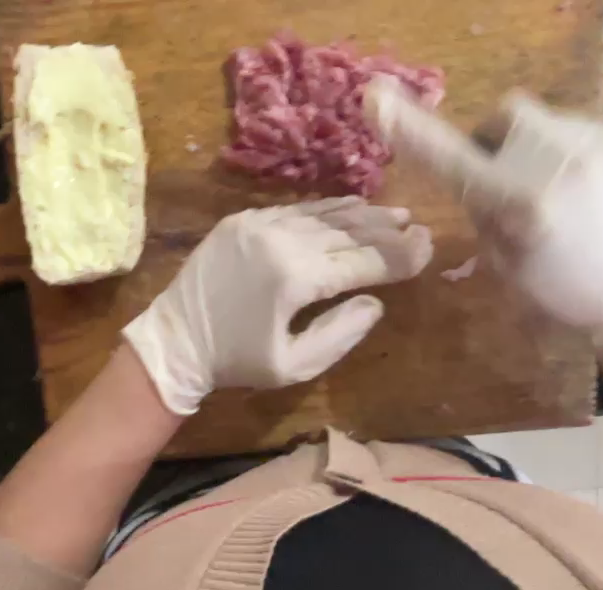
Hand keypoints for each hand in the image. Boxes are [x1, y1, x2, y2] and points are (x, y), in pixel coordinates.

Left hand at [123, 198, 432, 415]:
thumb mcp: (292, 366)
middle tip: (418, 227)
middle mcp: (280, 241)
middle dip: (386, 232)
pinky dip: (325, 210)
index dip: (397, 257)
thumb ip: (339, 335)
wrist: (174, 343)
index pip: (361, 262)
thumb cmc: (235, 363)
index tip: (428, 249)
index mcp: (294, 279)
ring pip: (322, 215)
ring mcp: (257, 225)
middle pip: (347, 231)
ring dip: (360, 216)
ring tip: (393, 215)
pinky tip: (347, 209)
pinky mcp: (241, 221)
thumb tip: (375, 302)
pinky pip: (294, 210)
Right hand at [367, 81, 602, 381]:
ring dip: (546, 152)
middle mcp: (560, 161)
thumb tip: (481, 178)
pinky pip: (596, 132)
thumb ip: (486, 214)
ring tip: (571, 199)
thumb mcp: (506, 267)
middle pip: (505, 117)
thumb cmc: (565, 297)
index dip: (410, 128)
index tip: (376, 96)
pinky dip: (588, 159)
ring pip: (552, 124)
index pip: (450, 158)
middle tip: (510, 181)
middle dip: (497, 142)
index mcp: (519, 205)